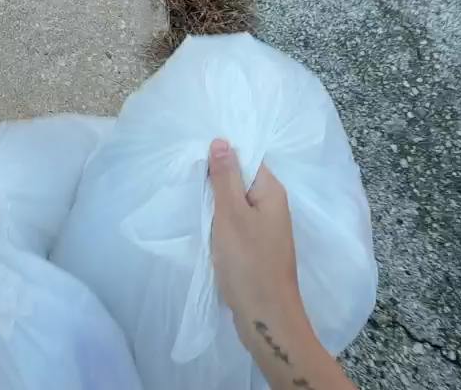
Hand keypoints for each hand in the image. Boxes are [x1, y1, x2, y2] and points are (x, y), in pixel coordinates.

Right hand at [209, 139, 359, 389]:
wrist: (266, 320)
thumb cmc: (249, 262)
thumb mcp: (231, 214)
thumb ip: (225, 177)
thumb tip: (221, 141)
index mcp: (271, 192)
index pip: (247, 158)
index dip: (222, 154)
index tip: (195, 155)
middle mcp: (272, 206)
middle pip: (240, 179)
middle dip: (216, 178)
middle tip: (188, 175)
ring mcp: (264, 229)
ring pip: (235, 203)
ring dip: (215, 201)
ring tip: (191, 196)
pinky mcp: (255, 248)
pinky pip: (235, 223)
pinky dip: (219, 222)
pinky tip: (203, 224)